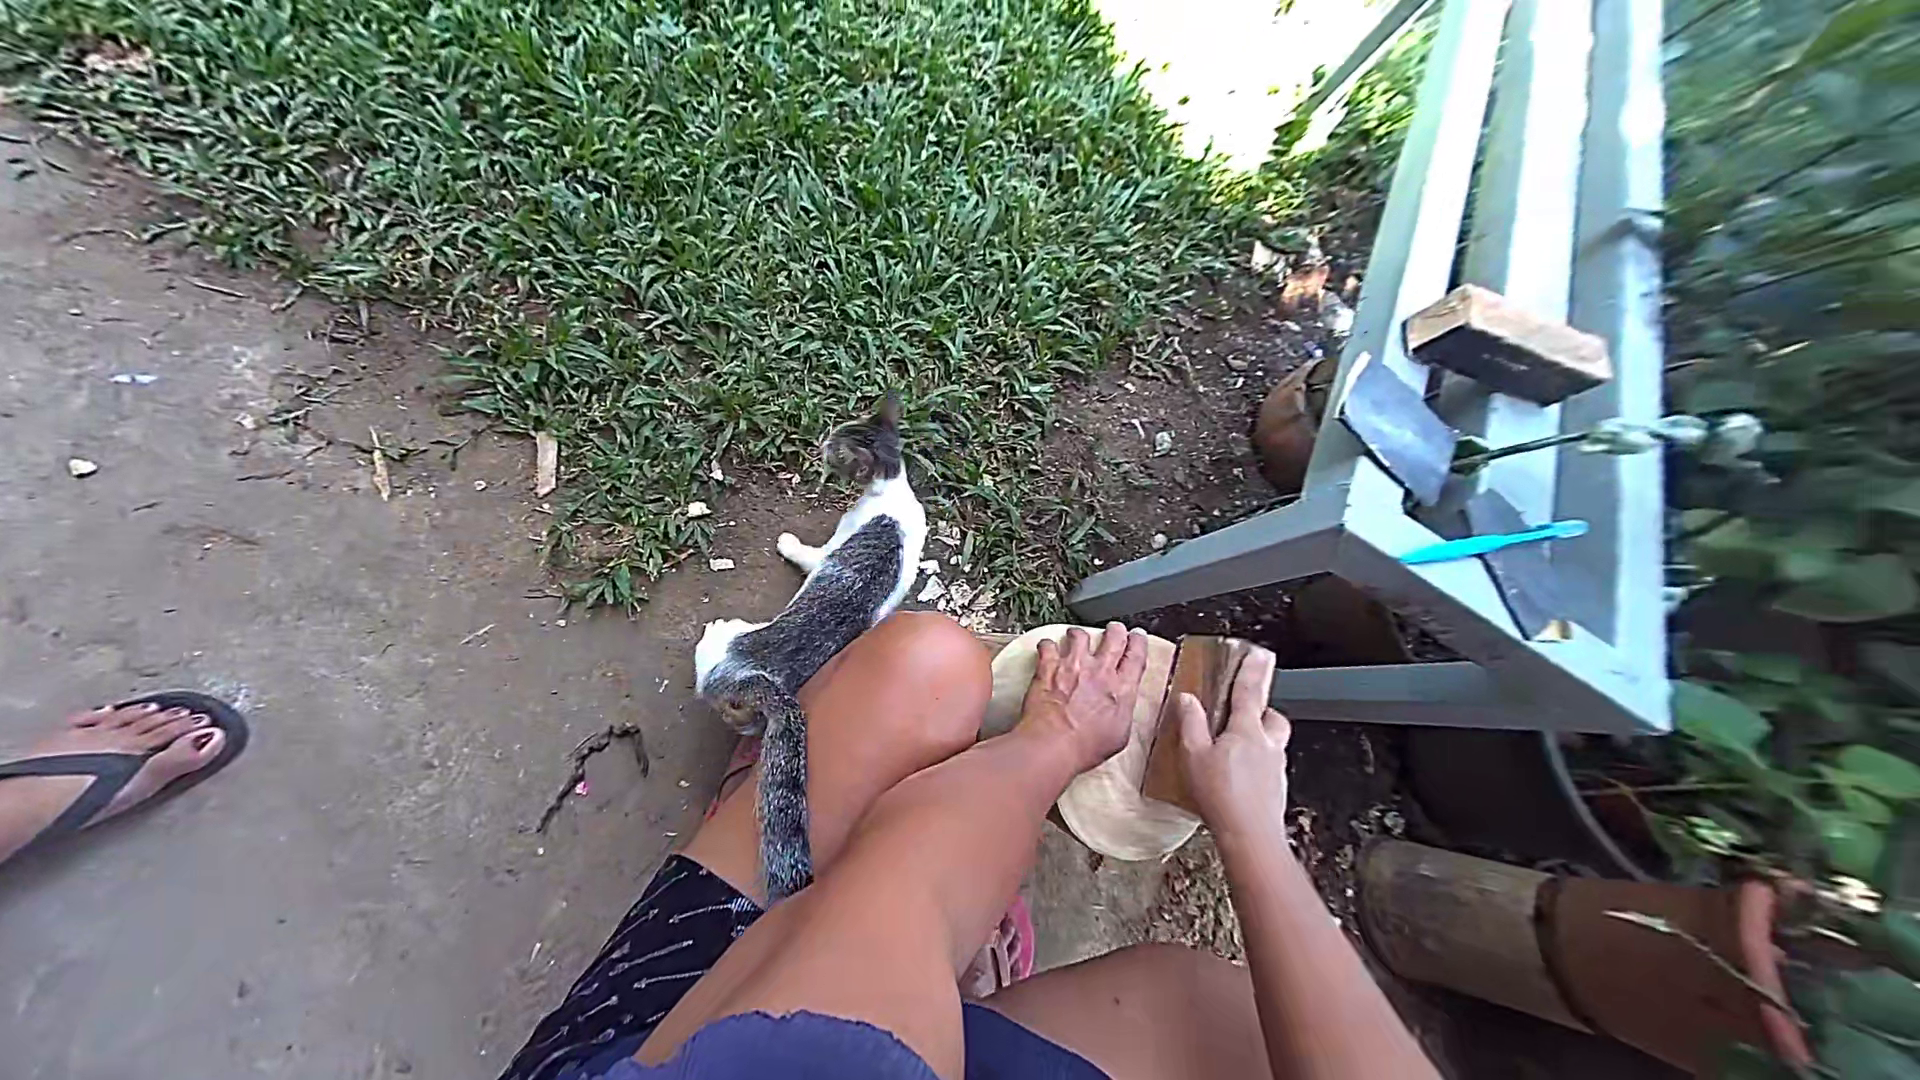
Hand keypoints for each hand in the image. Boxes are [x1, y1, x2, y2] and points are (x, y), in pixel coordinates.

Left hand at [1017, 624, 1149, 772]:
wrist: (1054, 744)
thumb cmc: (1085, 747)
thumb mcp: (1119, 736)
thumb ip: (1122, 712)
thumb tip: (1121, 706)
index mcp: (1121, 689)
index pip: (1136, 657)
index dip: (1139, 643)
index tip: (1138, 637)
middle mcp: (1099, 671)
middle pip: (1114, 638)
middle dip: (1116, 630)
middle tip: (1114, 629)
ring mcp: (1073, 665)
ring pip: (1080, 635)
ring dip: (1078, 634)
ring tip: (1075, 636)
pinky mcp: (1049, 666)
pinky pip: (1048, 645)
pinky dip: (1047, 645)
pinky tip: (1047, 649)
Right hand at [1178, 645, 1291, 840]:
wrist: (1251, 838)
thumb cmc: (1221, 796)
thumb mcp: (1193, 755)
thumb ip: (1191, 723)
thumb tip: (1187, 699)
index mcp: (1246, 731)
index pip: (1250, 692)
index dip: (1253, 671)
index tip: (1258, 654)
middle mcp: (1267, 746)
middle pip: (1272, 717)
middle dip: (1263, 710)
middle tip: (1244, 711)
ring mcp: (1275, 768)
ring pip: (1273, 742)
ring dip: (1260, 737)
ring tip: (1235, 746)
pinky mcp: (1276, 789)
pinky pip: (1269, 765)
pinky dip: (1257, 762)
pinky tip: (1238, 775)